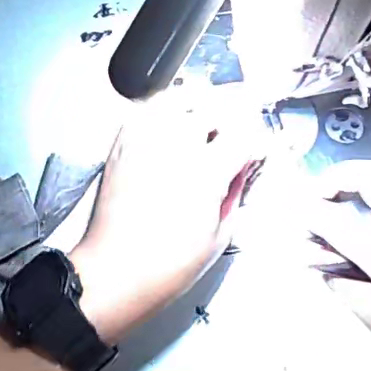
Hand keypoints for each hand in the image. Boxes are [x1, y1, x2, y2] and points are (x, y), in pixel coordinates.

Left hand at [70, 95, 262, 341]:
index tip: (256, 148)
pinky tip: (170, 130)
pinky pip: (147, 109)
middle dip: (230, 119)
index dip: (256, 140)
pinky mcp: (122, 144)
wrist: (113, 273)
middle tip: (232, 136)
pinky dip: (164, 112)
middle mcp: (175, 147)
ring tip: (203, 125)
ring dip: (198, 107)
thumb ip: (236, 191)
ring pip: (180, 97)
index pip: (245, 133)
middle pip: (215, 105)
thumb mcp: (220, 234)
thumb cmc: (165, 265)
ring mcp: (145, 141)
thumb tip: (242, 168)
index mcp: (206, 171)